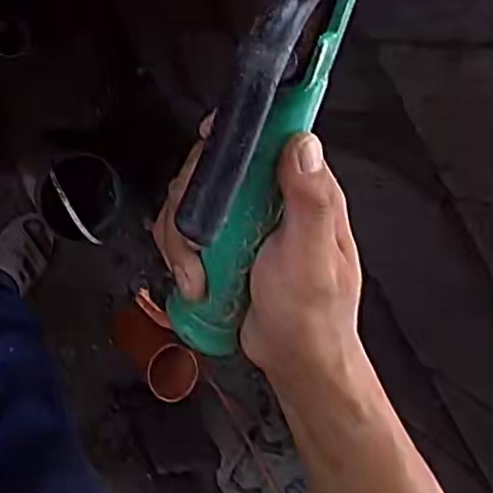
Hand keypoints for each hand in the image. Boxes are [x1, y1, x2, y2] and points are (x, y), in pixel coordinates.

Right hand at [153, 124, 363, 376]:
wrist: (292, 361)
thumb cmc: (314, 317)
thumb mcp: (314, 258)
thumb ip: (310, 200)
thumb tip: (304, 144)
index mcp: (302, 187)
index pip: (265, 135)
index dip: (234, 132)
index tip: (209, 143)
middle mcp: (268, 192)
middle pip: (211, 163)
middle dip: (194, 204)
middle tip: (203, 242)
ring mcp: (239, 213)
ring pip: (187, 194)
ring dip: (182, 237)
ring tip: (201, 273)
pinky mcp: (217, 234)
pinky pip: (178, 222)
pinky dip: (177, 251)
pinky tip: (197, 276)